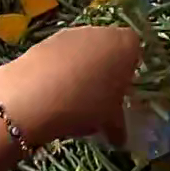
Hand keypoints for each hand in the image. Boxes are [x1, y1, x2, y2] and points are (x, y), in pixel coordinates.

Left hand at [0, 26, 140, 147]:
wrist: (34, 95)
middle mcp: (100, 32)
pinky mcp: (45, 39)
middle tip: (98, 96)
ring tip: (71, 97)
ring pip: (82, 50)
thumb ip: (118, 126)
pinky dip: (58, 68)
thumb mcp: (109, 121)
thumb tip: (119, 138)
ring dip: (80, 68)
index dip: (128, 70)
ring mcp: (70, 33)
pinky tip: (51, 90)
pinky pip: (59, 54)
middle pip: (107, 48)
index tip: (120, 90)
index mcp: (125, 45)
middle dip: (104, 69)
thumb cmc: (86, 104)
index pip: (134, 49)